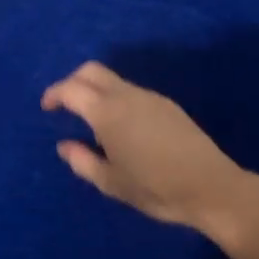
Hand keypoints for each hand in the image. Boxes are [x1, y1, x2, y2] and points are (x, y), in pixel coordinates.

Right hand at [42, 62, 253, 232]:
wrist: (211, 186)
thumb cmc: (156, 188)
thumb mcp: (112, 183)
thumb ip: (83, 162)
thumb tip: (64, 146)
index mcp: (107, 112)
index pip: (71, 89)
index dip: (54, 94)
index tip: (47, 107)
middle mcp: (125, 95)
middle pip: (91, 71)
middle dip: (72, 81)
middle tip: (64, 105)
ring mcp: (148, 96)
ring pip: (112, 80)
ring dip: (95, 90)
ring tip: (93, 123)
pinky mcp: (166, 104)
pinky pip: (130, 91)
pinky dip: (115, 98)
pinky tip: (122, 127)